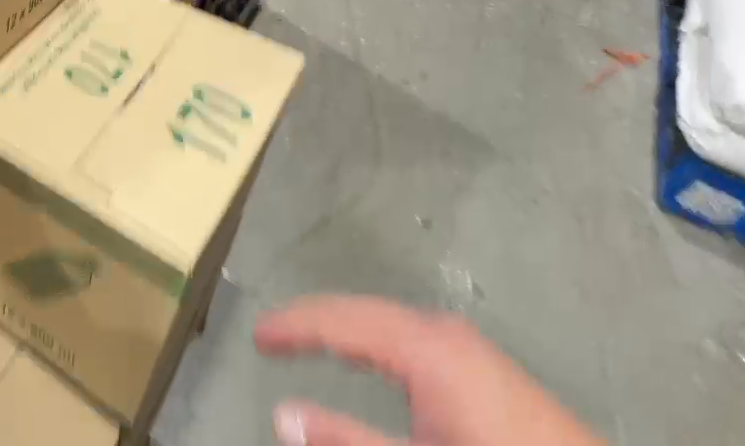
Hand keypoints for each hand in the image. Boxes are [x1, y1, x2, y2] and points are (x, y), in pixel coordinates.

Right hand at [256, 296, 602, 445]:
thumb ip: (347, 439)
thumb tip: (280, 415)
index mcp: (422, 346)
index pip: (338, 319)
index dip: (292, 325)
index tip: (256, 336)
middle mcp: (443, 334)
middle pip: (362, 311)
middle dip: (315, 320)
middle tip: (275, 336)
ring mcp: (470, 348)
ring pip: (389, 322)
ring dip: (346, 328)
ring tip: (310, 340)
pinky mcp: (488, 369)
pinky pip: (413, 336)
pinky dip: (377, 339)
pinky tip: (373, 357)